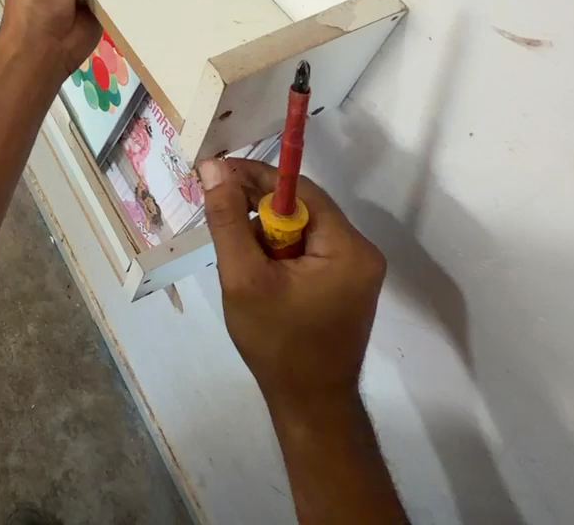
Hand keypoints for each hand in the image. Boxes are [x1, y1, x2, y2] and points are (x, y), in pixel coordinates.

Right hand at [197, 160, 385, 406]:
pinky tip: (254, 269)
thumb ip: (228, 219)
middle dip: (256, 206)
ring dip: (264, 231)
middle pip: (301, 206)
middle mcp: (359, 252)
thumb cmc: (277, 342)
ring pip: (300, 226)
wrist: (309, 405)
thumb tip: (213, 167)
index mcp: (347, 247)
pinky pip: (305, 247)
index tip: (216, 173)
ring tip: (237, 255)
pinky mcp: (343, 283)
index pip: (298, 189)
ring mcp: (354, 269)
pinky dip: (276, 250)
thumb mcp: (243, 276)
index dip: (255, 177)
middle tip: (217, 209)